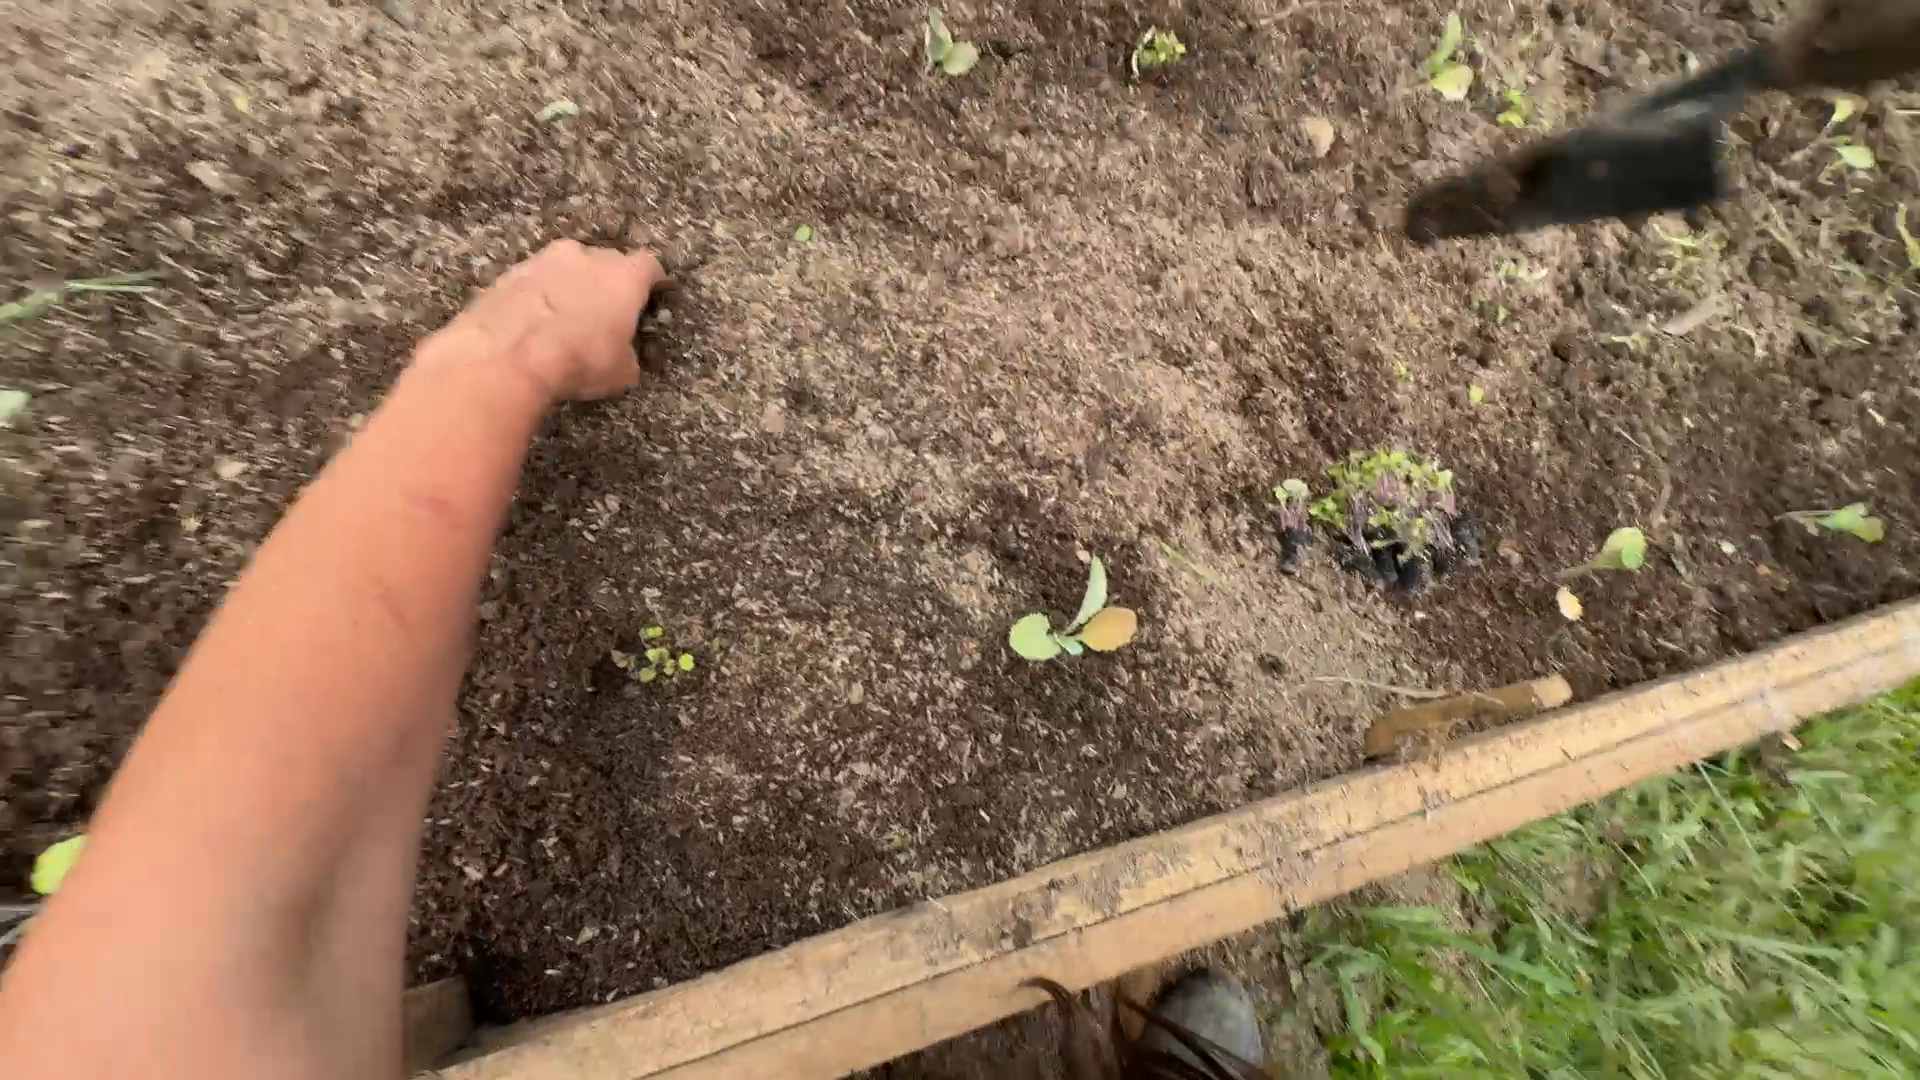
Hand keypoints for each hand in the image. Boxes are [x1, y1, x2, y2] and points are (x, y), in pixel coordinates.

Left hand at [423, 239, 664, 402]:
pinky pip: (538, 279)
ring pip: (570, 266)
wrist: (508, 356)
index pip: (649, 265)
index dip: (653, 279)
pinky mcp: (511, 271)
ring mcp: (545, 259)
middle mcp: (586, 257)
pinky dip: (544, 294)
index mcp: (623, 277)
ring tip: (571, 315)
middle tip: (610, 310)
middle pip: (608, 260)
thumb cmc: (580, 360)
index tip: (653, 292)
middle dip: (611, 281)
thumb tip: (623, 356)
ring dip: (575, 284)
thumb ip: (628, 355)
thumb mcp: (622, 372)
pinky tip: (540, 320)